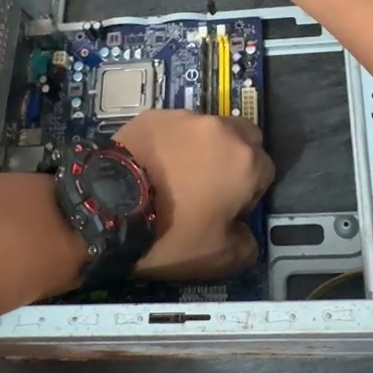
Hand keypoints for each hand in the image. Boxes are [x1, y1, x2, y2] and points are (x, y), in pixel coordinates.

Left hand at [115, 109, 273, 279]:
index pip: (266, 173)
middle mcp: (220, 130)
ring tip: (175, 177)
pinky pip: (174, 128)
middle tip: (212, 187)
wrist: (106, 207)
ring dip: (203, 149)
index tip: (227, 212)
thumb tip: (246, 236)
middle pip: (244, 138)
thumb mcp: (217, 258)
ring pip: (208, 130)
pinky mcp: (153, 115)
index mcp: (245, 161)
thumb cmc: (170, 232)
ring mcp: (184, 117)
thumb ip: (246, 246)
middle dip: (236, 160)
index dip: (250, 195)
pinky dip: (171, 144)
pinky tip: (151, 167)